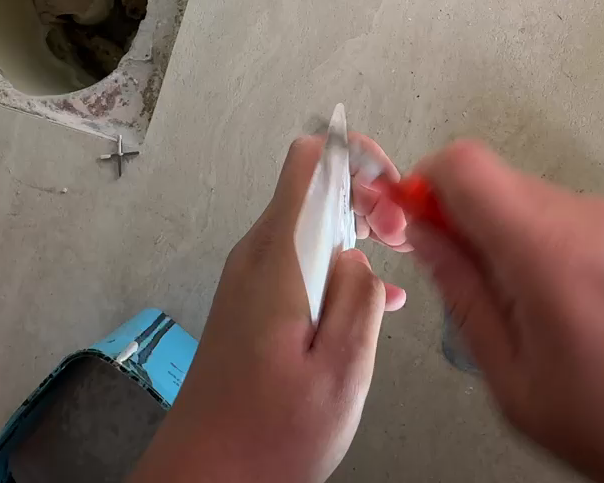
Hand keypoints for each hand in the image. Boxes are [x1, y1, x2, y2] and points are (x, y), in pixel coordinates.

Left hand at [130, 135, 407, 482]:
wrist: (202, 478)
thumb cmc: (269, 435)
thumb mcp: (340, 371)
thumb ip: (360, 297)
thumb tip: (360, 256)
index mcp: (279, 253)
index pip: (310, 158)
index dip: (355, 153)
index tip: (392, 189)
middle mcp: (260, 250)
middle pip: (315, 185)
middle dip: (366, 199)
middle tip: (400, 241)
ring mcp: (254, 273)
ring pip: (314, 221)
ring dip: (358, 232)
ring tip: (396, 266)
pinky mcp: (254, 298)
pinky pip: (303, 256)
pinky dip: (340, 262)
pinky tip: (375, 299)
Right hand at [408, 140, 603, 481]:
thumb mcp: (514, 379)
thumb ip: (462, 292)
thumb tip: (422, 234)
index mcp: (545, 244)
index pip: (462, 163)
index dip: (421, 182)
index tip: (408, 223)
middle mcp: (582, 210)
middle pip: (492, 180)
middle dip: (459, 216)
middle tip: (454, 277)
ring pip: (526, 197)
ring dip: (500, 232)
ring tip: (518, 308)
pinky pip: (563, 214)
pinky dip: (539, 240)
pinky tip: (558, 304)